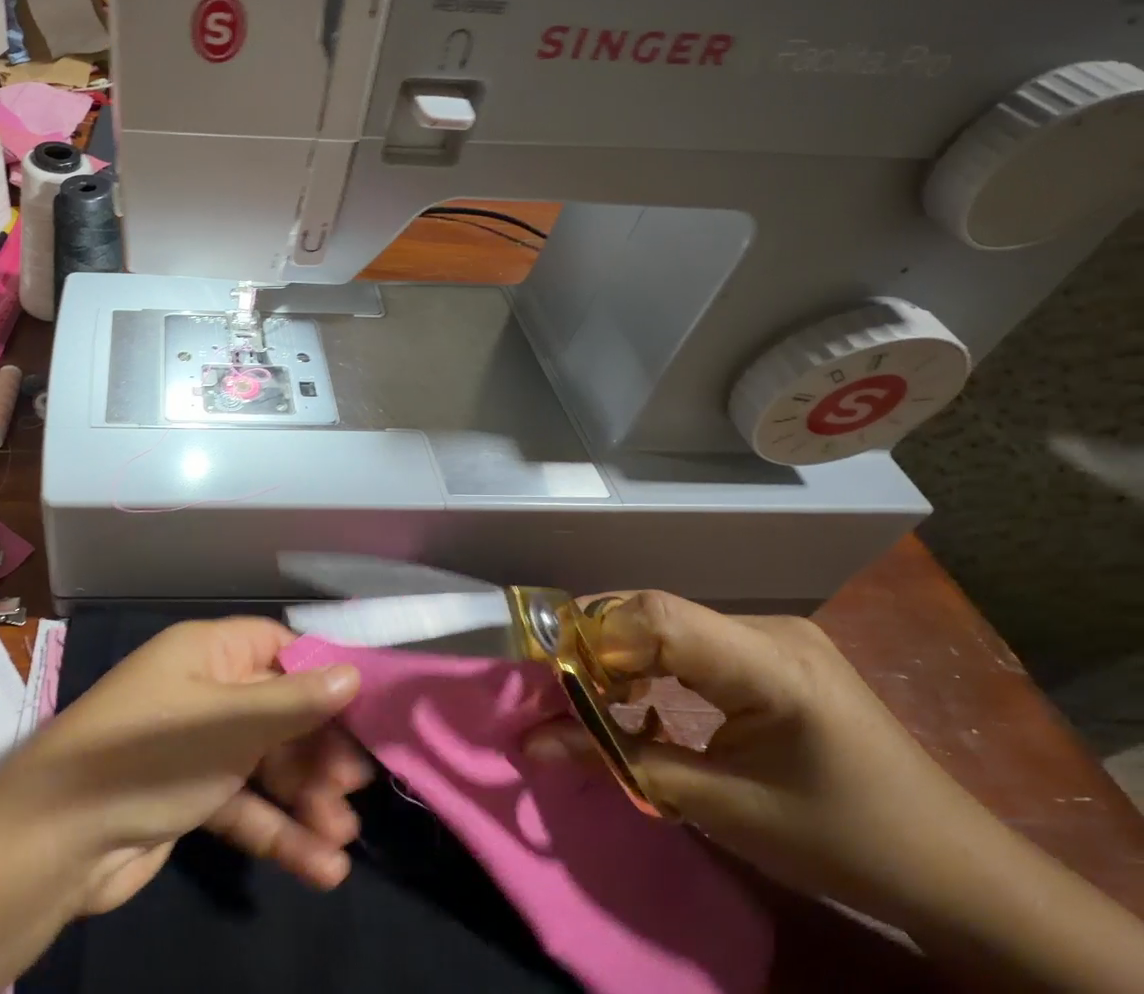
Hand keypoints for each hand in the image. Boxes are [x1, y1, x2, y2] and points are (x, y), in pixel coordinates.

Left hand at [0, 617, 369, 913]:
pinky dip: (278, 832)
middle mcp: (203, 693)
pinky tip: (321, 867)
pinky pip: (244, 807)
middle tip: (355, 788)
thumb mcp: (229, 721)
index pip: (279, 649)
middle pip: (279, 713)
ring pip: (266, 766)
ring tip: (341, 837)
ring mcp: (195, 750)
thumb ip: (294, 700)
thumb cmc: (151, 755)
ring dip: (305, 801)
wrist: (60, 836)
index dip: (324, 677)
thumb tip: (353, 671)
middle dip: (318, 752)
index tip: (370, 713)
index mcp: (207, 653)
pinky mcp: (188, 800)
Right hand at [521, 592, 1005, 915]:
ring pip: (668, 625)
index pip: (655, 617)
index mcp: (769, 661)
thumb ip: (619, 762)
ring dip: (619, 659)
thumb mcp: (721, 806)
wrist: (955, 872)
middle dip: (594, 649)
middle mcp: (771, 630)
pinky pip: (693, 644)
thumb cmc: (841, 840)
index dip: (589, 640)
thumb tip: (530, 742)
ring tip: (588, 703)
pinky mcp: (777, 657)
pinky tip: (639, 702)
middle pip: (654, 613)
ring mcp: (777, 639)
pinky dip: (651, 667)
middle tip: (553, 695)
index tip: (544, 683)